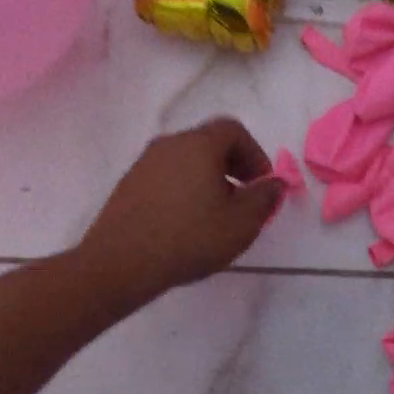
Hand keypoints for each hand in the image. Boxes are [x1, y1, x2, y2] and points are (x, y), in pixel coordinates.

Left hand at [77, 118, 284, 299]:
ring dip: (207, 179)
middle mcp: (169, 144)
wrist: (119, 264)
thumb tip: (274, 184)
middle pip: (208, 143)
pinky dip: (183, 190)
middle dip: (233, 166)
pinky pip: (165, 177)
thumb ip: (264, 198)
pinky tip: (185, 224)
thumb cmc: (189, 237)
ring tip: (215, 215)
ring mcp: (143, 163)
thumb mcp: (241, 223)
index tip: (261, 184)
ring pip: (186, 161)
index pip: (233, 129)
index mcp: (199, 144)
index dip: (254, 153)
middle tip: (243, 198)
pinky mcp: (127, 186)